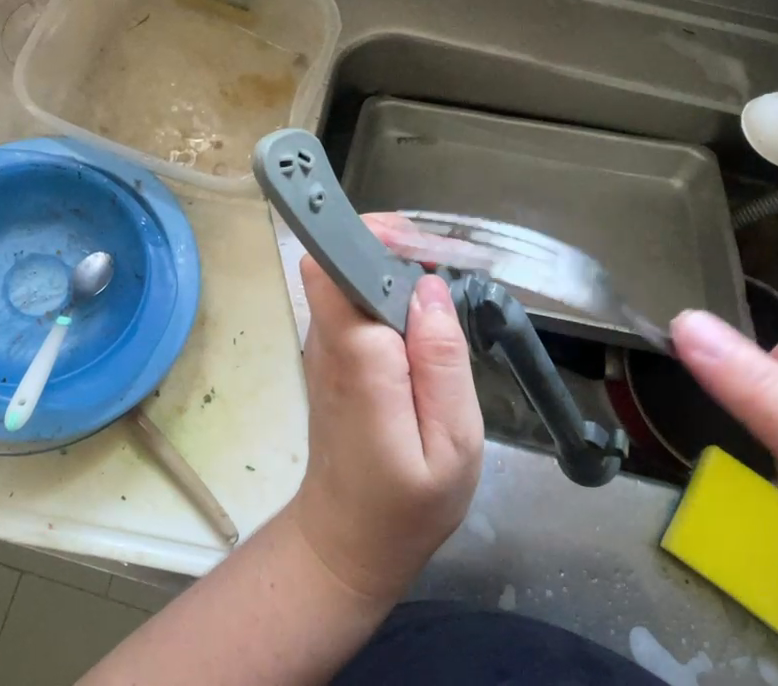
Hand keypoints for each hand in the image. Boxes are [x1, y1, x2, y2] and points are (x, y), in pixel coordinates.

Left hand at [288, 213, 483, 601]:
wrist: (349, 540)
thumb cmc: (408, 503)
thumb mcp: (452, 442)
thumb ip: (442, 362)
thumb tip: (429, 289)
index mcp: (358, 357)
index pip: (330, 267)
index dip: (367, 237)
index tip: (414, 240)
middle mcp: (329, 341)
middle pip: (341, 263)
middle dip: (391, 247)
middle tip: (446, 262)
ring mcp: (325, 348)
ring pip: (349, 280)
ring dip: (392, 270)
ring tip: (443, 288)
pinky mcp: (333, 357)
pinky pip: (355, 306)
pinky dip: (387, 297)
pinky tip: (423, 320)